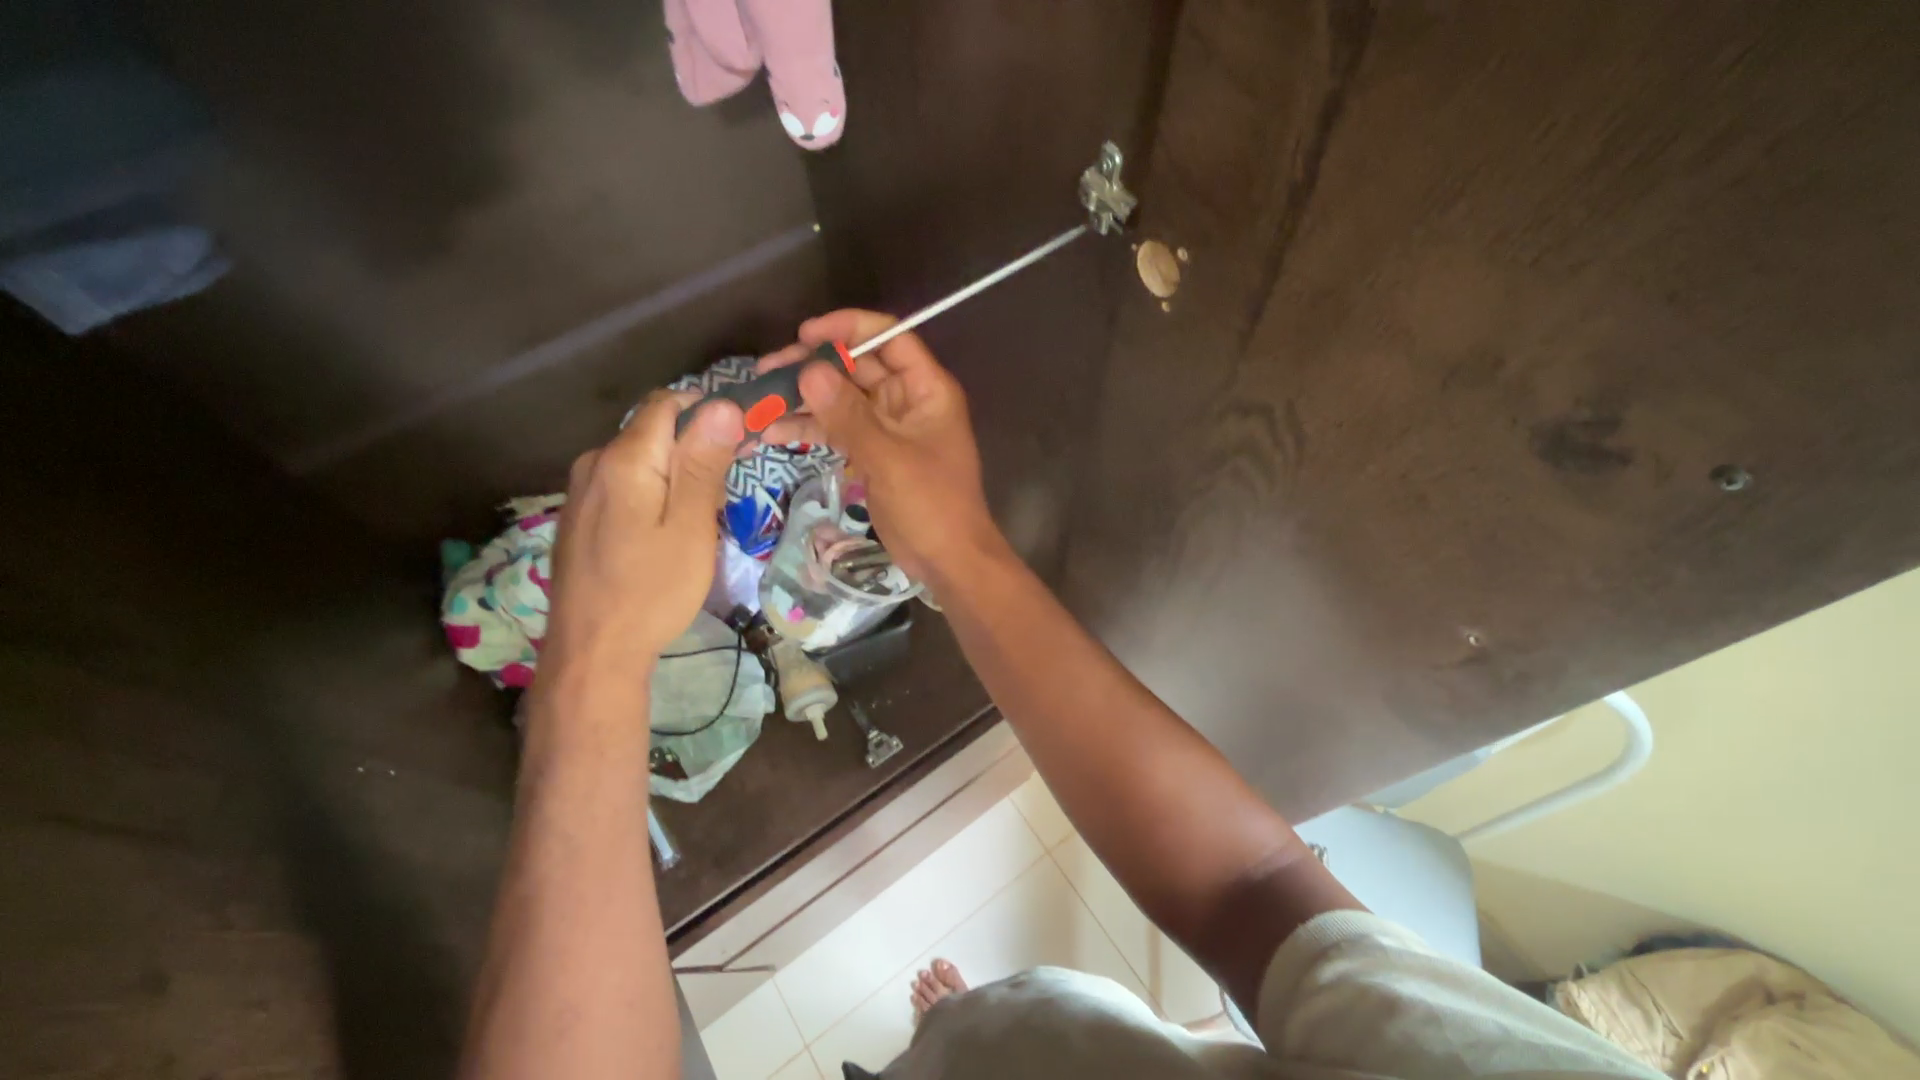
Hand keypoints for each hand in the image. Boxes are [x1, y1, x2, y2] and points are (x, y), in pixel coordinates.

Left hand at [539, 391, 742, 689]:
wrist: (592, 650)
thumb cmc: (652, 591)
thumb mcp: (691, 528)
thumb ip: (703, 464)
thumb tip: (723, 404)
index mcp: (624, 458)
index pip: (669, 403)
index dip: (708, 414)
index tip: (739, 448)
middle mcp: (594, 461)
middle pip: (652, 430)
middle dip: (691, 448)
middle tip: (722, 495)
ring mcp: (580, 490)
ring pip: (637, 459)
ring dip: (670, 473)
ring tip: (695, 520)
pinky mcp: (577, 515)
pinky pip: (621, 483)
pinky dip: (648, 492)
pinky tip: (660, 534)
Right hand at [761, 309, 1005, 585]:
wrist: (948, 561)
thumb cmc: (931, 505)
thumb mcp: (888, 458)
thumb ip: (847, 415)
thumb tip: (808, 371)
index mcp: (926, 389)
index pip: (889, 338)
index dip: (849, 328)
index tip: (806, 335)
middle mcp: (908, 400)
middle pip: (858, 366)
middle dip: (814, 366)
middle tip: (769, 370)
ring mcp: (888, 428)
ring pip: (842, 399)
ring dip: (804, 398)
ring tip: (760, 398)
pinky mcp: (873, 453)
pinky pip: (838, 430)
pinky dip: (810, 429)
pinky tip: (772, 431)